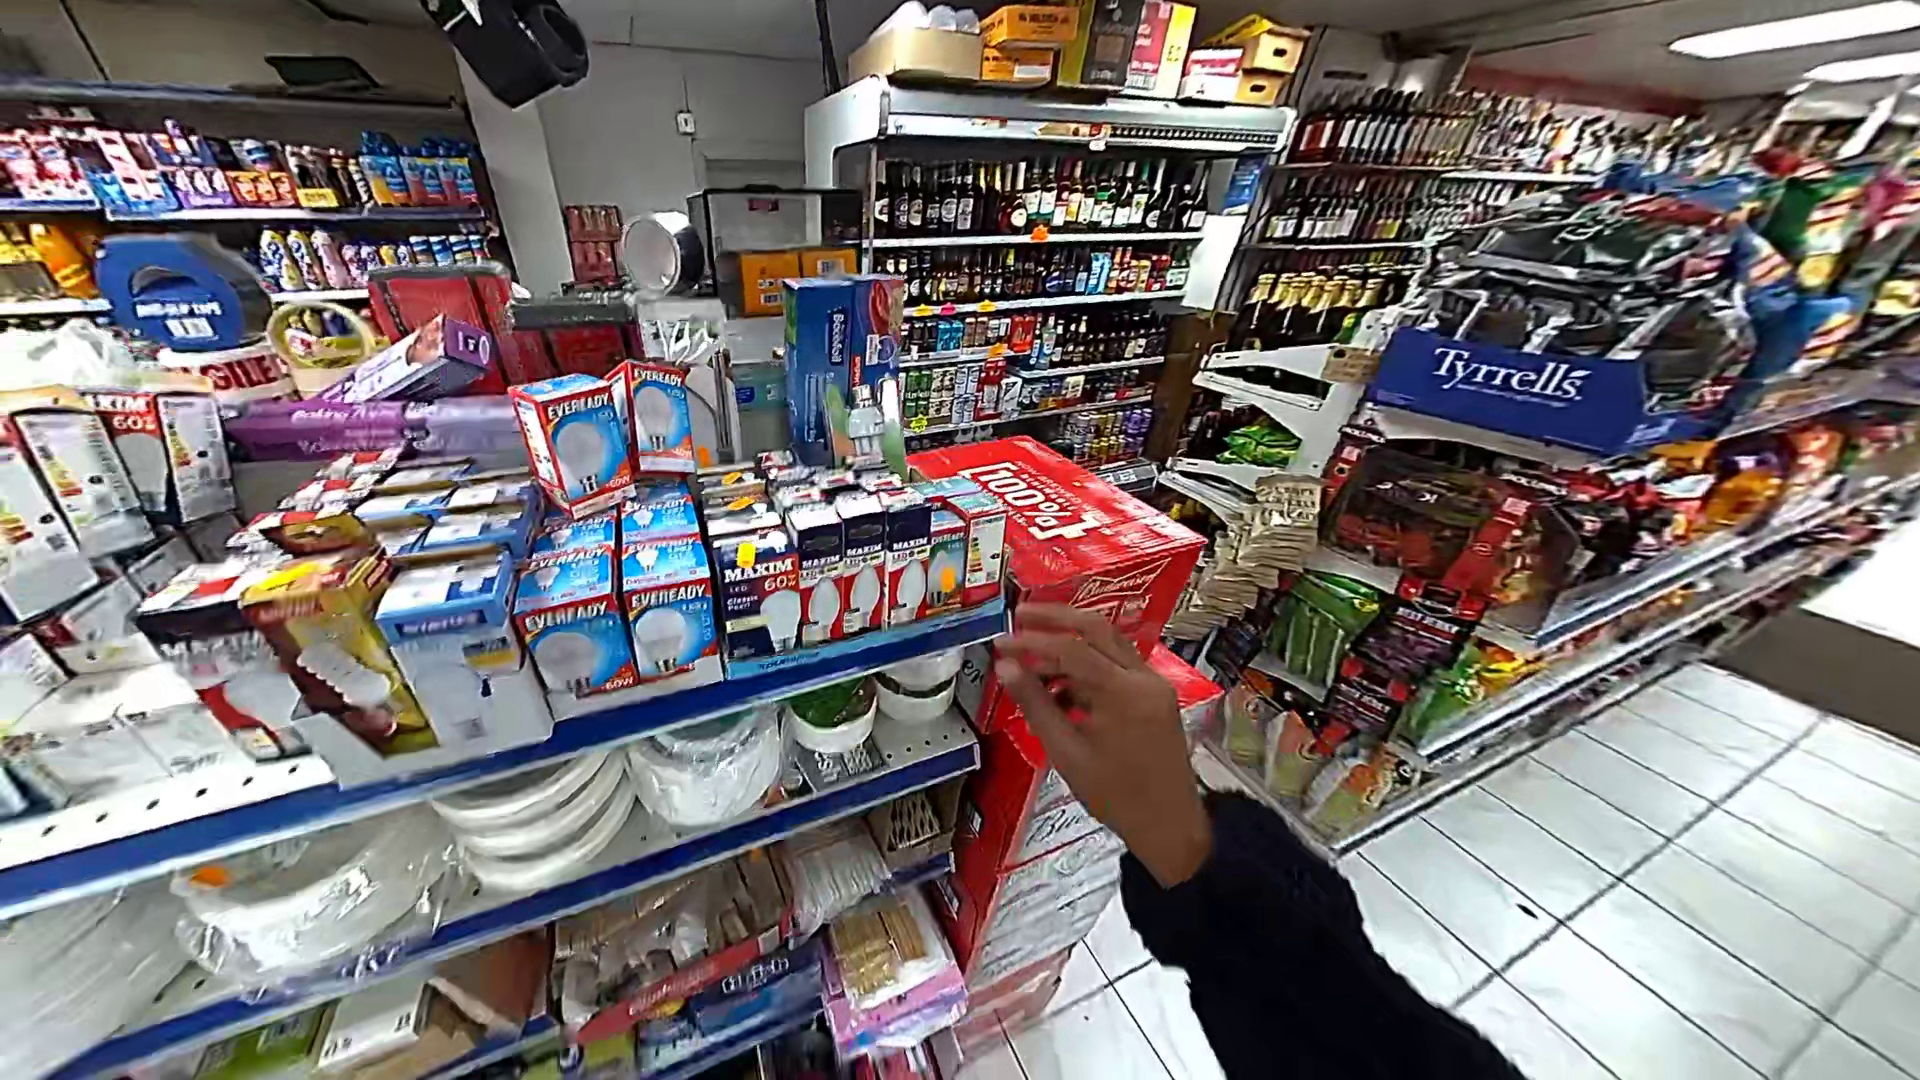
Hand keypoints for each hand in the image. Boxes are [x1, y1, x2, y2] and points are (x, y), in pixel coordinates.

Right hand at [993, 604, 1211, 887]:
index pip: (1071, 649)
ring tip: (1032, 663)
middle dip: (1055, 618)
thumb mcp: (1066, 751)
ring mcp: (1153, 683)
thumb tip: (1005, 666)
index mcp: (1124, 693)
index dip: (1032, 641)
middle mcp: (1144, 677)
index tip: (1001, 642)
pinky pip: (1116, 665)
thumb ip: (1035, 703)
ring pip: (1107, 644)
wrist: (1171, 826)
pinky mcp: (1155, 692)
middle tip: (1019, 615)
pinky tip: (1060, 689)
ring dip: (1069, 645)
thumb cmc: (1115, 795)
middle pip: (1096, 628)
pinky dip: (1087, 668)